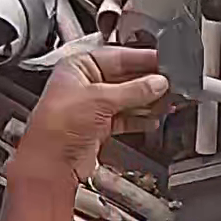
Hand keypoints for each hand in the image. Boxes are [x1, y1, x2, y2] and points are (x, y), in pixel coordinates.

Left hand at [15, 47, 169, 182]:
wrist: (51, 164)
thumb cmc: (57, 128)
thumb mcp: (100, 100)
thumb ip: (134, 90)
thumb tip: (157, 82)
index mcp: (77, 67)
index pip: (116, 56)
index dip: (140, 58)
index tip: (162, 61)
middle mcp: (84, 85)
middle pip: (124, 78)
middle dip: (147, 83)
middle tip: (169, 83)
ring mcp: (92, 107)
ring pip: (127, 99)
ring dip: (147, 102)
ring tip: (167, 100)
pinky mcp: (99, 128)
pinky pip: (125, 118)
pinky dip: (140, 119)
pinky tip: (153, 118)